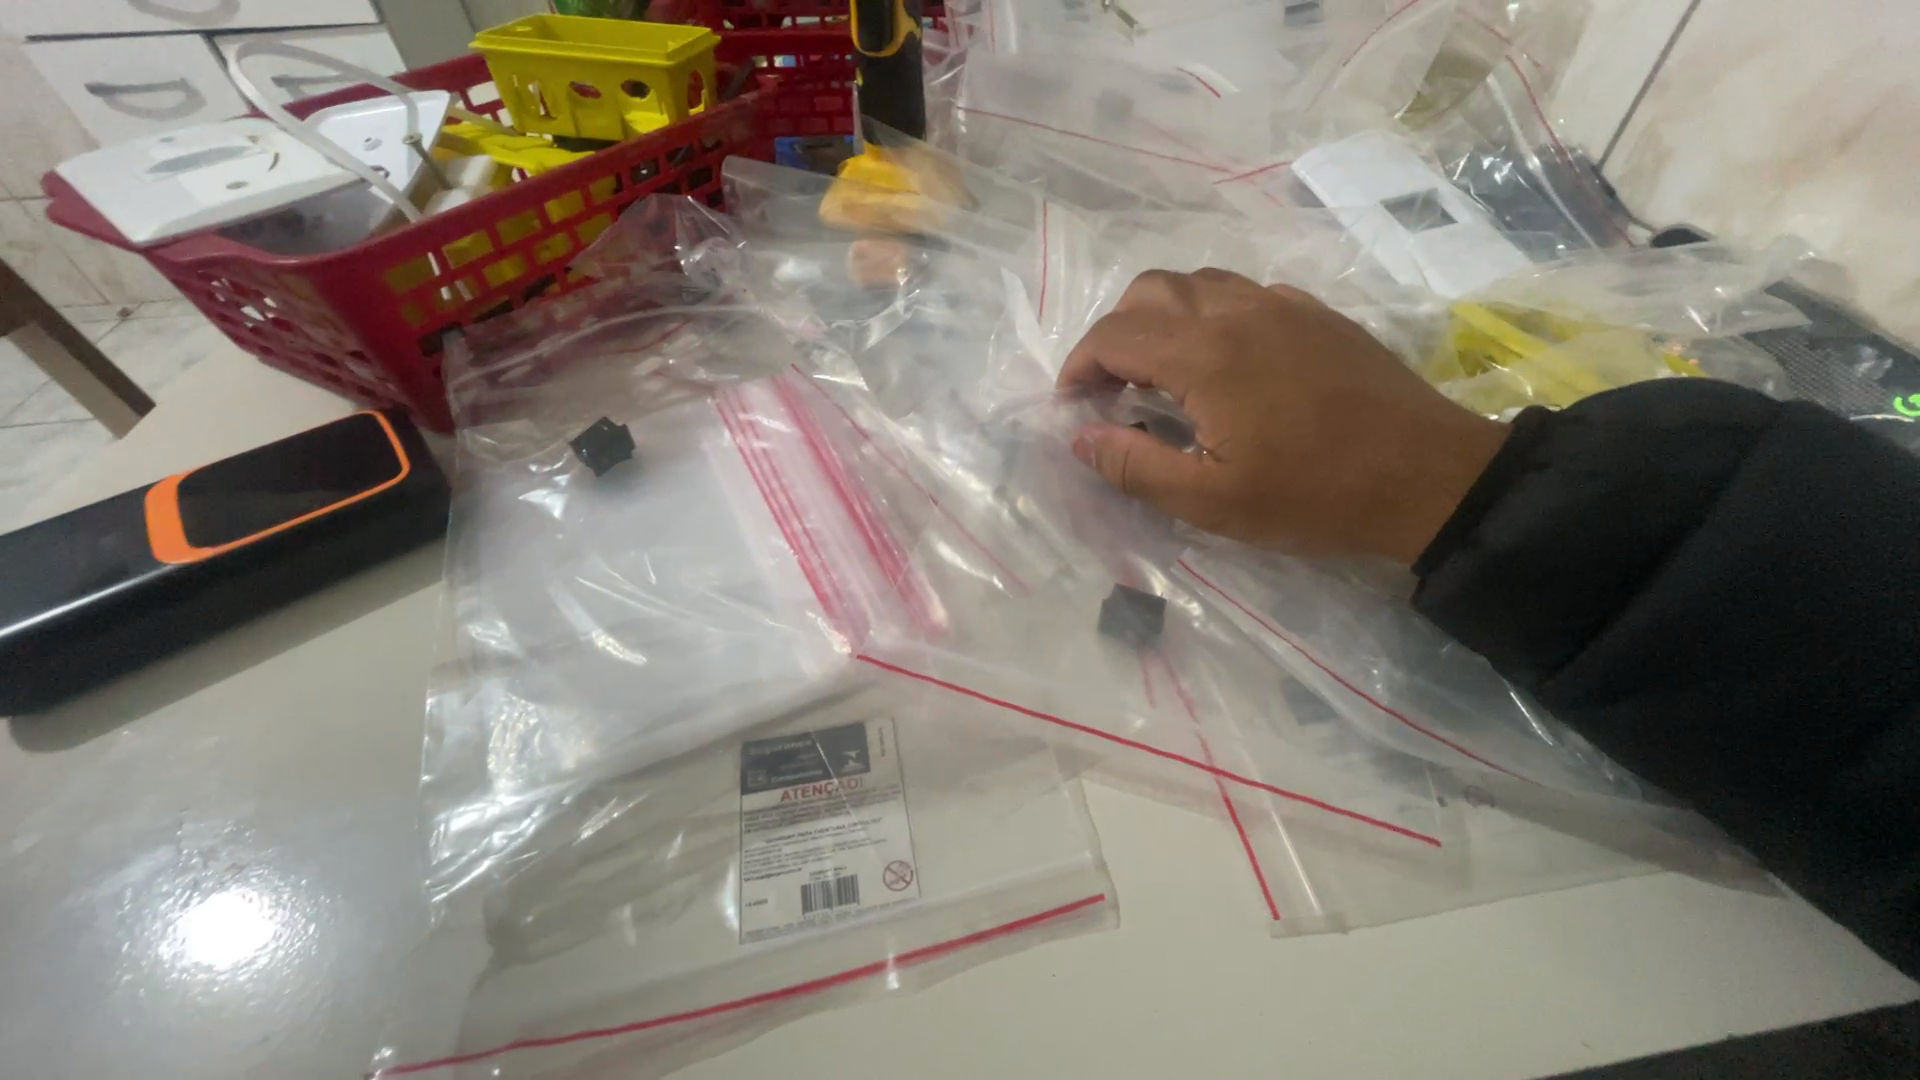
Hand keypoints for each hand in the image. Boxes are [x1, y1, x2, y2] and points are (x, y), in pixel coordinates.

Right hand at [1058, 269, 1508, 563]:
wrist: (1429, 478)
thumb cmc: (1312, 495)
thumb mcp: (1209, 501)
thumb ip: (1133, 465)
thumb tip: (1080, 438)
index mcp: (1205, 354)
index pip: (1114, 335)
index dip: (1078, 366)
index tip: (1073, 405)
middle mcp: (1238, 311)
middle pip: (1149, 291)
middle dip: (1114, 333)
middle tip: (1111, 386)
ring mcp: (1282, 305)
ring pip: (1197, 283)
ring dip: (1160, 318)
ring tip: (1160, 371)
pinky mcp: (1316, 314)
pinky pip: (1242, 293)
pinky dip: (1209, 316)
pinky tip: (1222, 362)